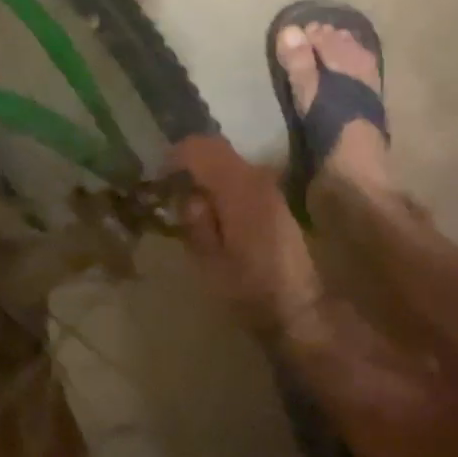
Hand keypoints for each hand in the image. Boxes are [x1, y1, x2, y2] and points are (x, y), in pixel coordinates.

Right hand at [169, 135, 322, 335]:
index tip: (158, 174)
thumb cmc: (249, 289)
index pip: (202, 149)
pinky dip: (220, 179)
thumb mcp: (210, 263)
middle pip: (216, 147)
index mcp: (238, 189)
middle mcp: (256, 178)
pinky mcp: (275, 199)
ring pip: (229, 159)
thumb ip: (196, 223)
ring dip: (205, 168)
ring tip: (187, 196)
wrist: (299, 308)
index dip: (176, 155)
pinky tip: (212, 207)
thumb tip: (189, 196)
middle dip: (189, 158)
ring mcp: (269, 187)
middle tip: (169, 182)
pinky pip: (241, 174)